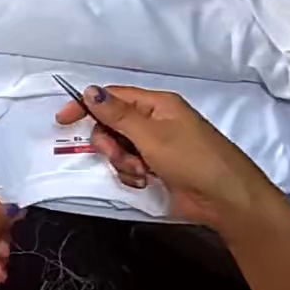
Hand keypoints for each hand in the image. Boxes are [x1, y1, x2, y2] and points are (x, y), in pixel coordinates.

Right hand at [56, 85, 282, 231]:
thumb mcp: (151, 135)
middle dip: (110, 144)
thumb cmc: (192, 160)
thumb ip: (117, 114)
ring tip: (142, 172)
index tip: (63, 120)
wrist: (225, 199)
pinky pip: (128, 166)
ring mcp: (155, 145)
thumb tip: (89, 90)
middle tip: (122, 156)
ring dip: (122, 162)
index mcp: (156, 104)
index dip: (87, 106)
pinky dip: (131, 174)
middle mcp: (154, 121)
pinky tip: (147, 181)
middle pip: (110, 125)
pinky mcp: (155, 166)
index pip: (112, 97)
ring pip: (117, 148)